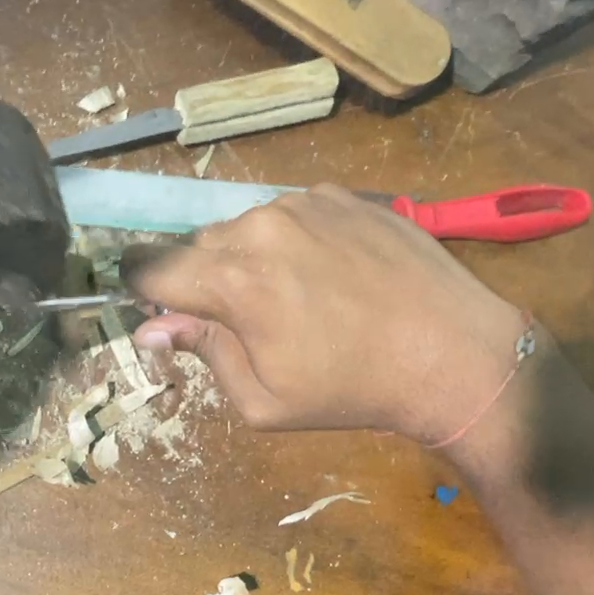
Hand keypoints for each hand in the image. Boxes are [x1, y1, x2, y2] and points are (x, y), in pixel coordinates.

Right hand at [130, 185, 529, 443]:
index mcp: (234, 282)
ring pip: (243, 227)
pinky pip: (289, 214)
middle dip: (202, 280)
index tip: (156, 308)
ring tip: (292, 298)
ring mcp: (304, 203)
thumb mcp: (261, 399)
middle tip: (240, 320)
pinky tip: (325, 275)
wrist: (450, 352)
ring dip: (247, 258)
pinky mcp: (341, 195)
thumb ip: (202, 352)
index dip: (142, 288)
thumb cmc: (349, 389)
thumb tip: (149, 329)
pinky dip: (289, 240)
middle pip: (196, 247)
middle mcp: (260, 227)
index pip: (151, 267)